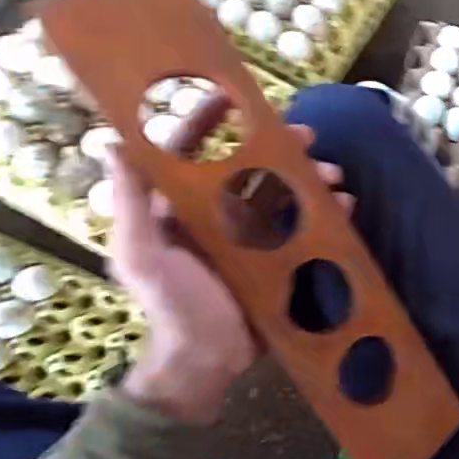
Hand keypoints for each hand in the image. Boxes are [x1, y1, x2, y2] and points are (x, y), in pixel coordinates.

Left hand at [108, 95, 350, 424]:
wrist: (205, 364)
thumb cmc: (169, 306)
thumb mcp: (140, 256)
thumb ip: (129, 203)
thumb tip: (113, 144)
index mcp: (179, 207)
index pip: (193, 151)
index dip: (210, 120)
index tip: (232, 94)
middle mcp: (214, 214)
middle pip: (248, 166)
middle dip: (278, 146)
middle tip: (307, 135)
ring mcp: (248, 237)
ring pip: (280, 193)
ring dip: (307, 177)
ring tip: (333, 173)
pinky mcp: (275, 258)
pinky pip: (300, 227)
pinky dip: (323, 213)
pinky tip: (344, 205)